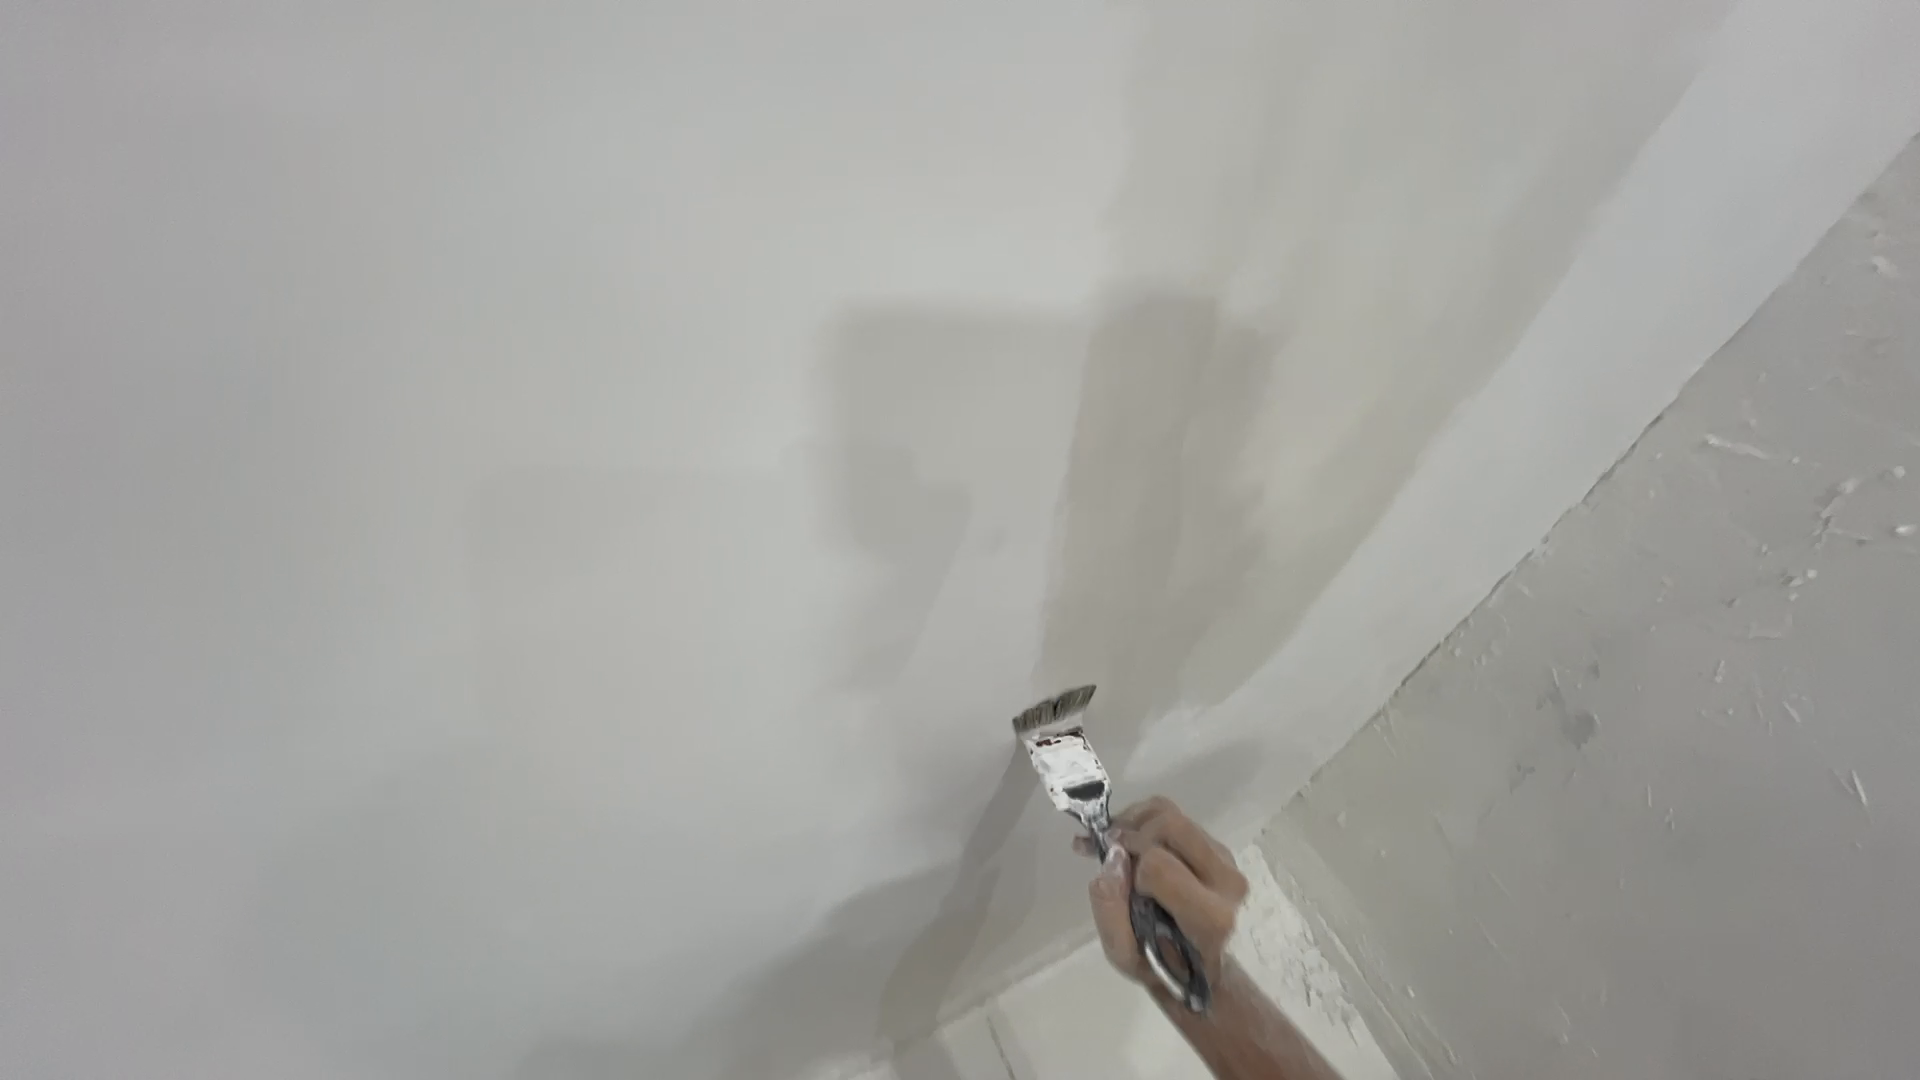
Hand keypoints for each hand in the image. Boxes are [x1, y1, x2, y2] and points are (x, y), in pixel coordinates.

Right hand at [1074, 796, 1247, 991]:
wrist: (1203, 969)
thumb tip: (1111, 857)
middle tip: (1112, 851)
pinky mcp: (1217, 847)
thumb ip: (1110, 910)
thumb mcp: (1125, 956)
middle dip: (1131, 832)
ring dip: (1136, 821)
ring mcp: (1226, 860)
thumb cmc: (1165, 968)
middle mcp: (1226, 882)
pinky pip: (1175, 816)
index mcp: (1209, 916)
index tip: (1123, 885)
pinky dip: (1144, 821)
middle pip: (1170, 825)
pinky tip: (1131, 842)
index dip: (1132, 869)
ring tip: (1118, 843)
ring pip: (1171, 813)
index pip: (1158, 864)